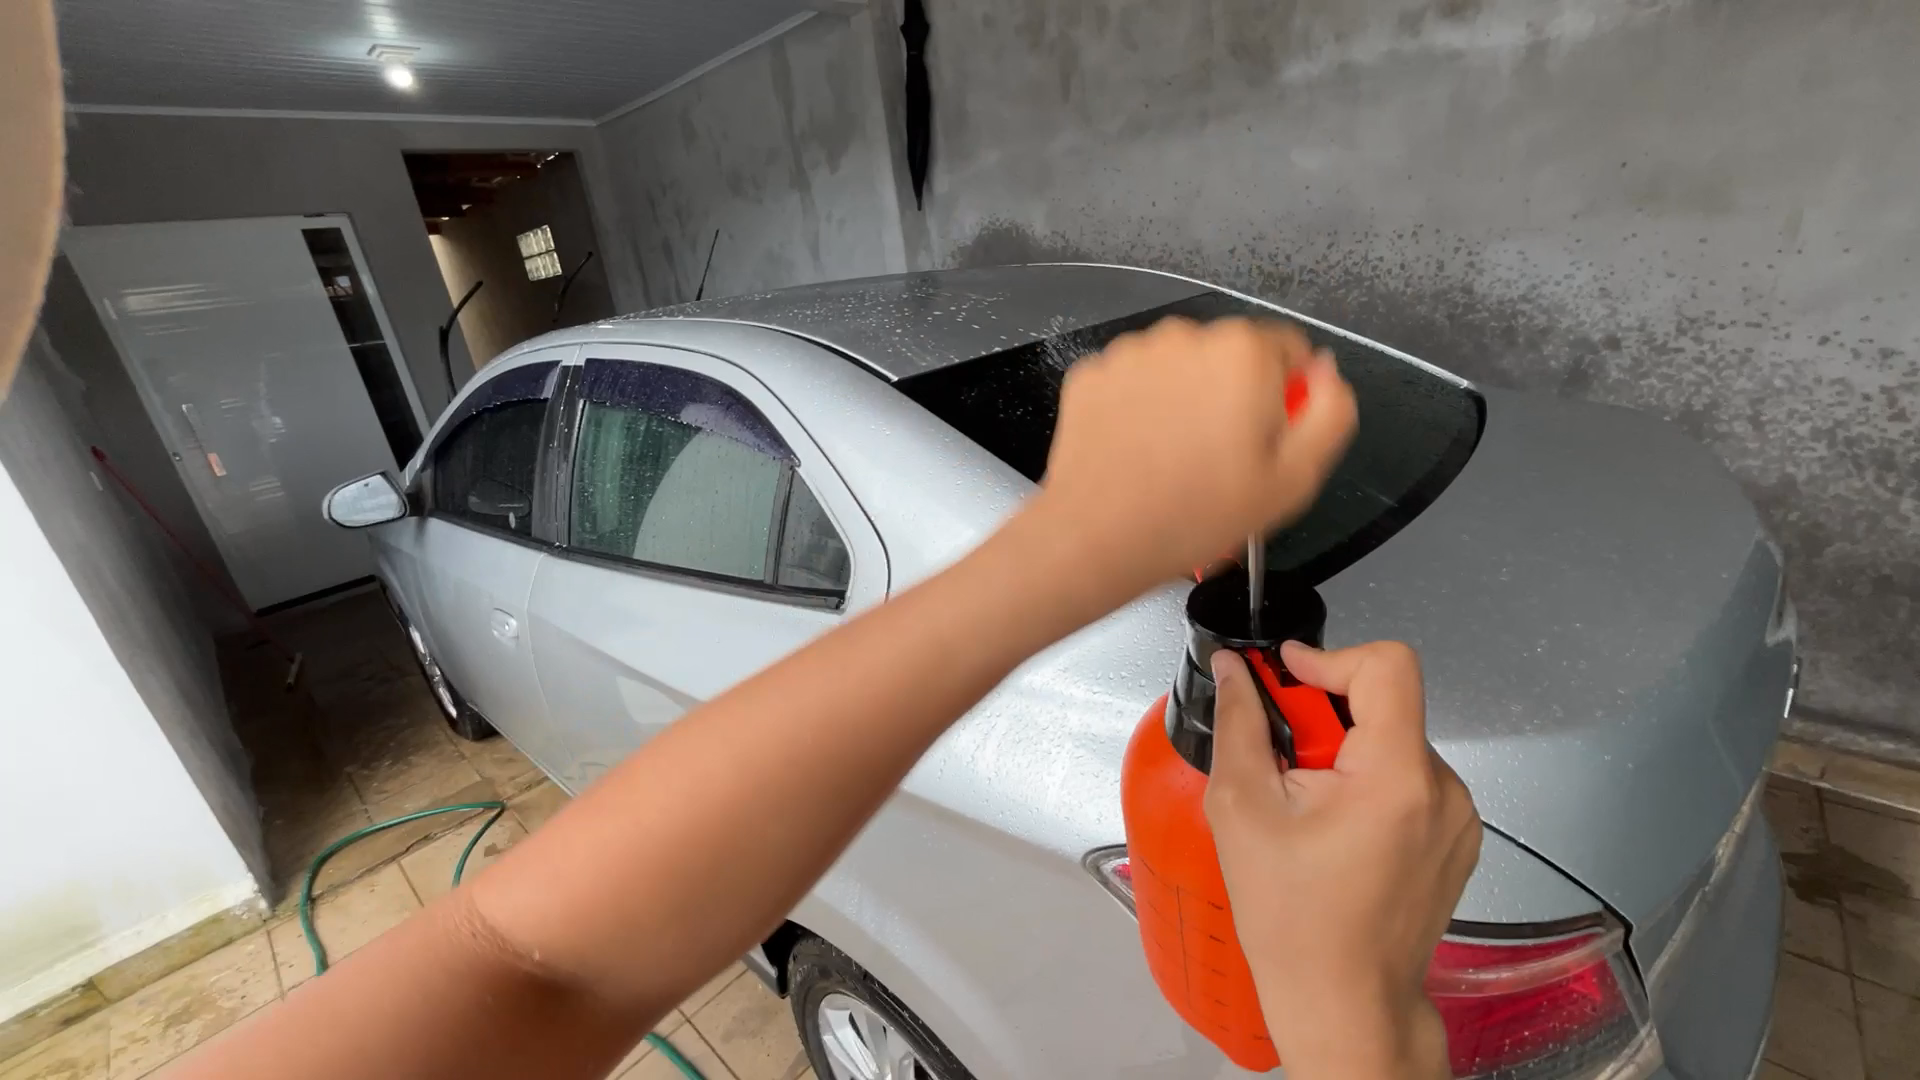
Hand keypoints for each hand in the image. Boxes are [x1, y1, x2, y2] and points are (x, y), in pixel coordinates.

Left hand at [1030, 317, 1355, 604]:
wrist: (1097, 536)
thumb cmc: (1190, 515)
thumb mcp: (1294, 479)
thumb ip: (1330, 413)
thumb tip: (1328, 376)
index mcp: (1242, 352)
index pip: (1287, 349)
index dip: (1284, 395)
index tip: (1266, 433)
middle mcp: (1183, 337)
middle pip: (1227, 356)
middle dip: (1230, 395)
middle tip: (1219, 455)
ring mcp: (1131, 353)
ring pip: (1176, 367)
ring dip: (1181, 399)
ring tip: (1172, 458)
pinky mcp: (1092, 374)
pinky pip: (1131, 382)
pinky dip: (1137, 407)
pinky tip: (1138, 449)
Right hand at [1205, 642, 1480, 1079]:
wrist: (1344, 1001)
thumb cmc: (1289, 913)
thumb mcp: (1241, 806)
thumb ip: (1239, 722)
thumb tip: (1233, 668)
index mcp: (1397, 777)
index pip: (1387, 666)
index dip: (1328, 657)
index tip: (1284, 676)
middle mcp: (1444, 789)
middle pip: (1384, 702)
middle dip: (1321, 713)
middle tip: (1279, 754)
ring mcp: (1459, 817)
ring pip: (1392, 737)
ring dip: (1340, 746)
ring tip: (1302, 798)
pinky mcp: (1456, 837)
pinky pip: (1407, 774)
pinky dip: (1364, 775)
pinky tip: (1331, 821)